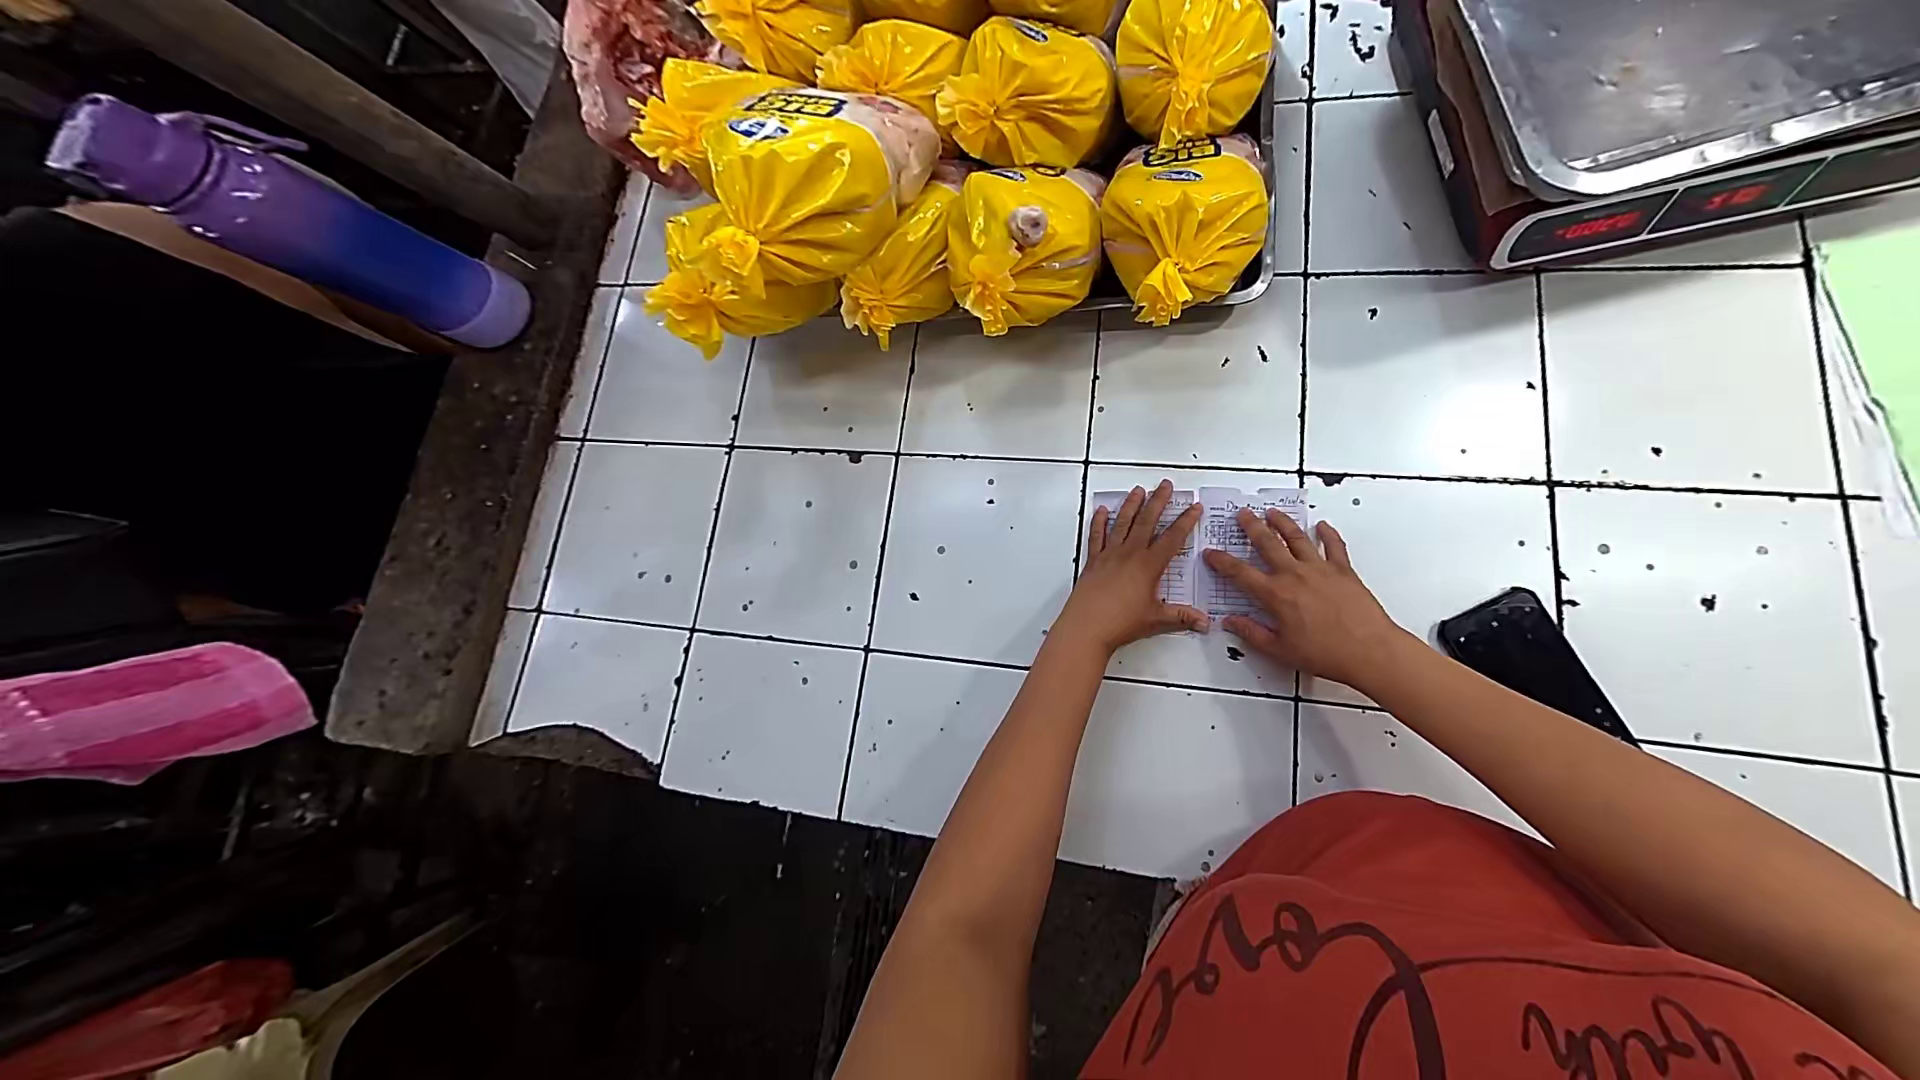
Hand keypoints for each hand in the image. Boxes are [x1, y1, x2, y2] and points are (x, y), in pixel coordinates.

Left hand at [1053, 481, 1208, 653]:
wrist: (1087, 626)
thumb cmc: (1118, 623)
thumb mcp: (1156, 620)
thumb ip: (1181, 617)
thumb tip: (1202, 621)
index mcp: (1148, 566)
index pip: (1172, 538)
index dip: (1185, 521)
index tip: (1194, 508)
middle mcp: (1129, 555)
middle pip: (1147, 521)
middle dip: (1158, 501)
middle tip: (1165, 486)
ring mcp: (1109, 555)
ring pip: (1123, 523)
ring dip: (1131, 505)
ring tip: (1138, 491)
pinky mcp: (1093, 561)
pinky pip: (1097, 536)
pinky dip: (1100, 522)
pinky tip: (1102, 511)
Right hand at [1202, 509, 1416, 690]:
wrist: (1370, 652)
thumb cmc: (1328, 653)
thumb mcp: (1279, 649)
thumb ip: (1252, 633)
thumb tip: (1232, 623)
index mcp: (1275, 595)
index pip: (1239, 573)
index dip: (1221, 561)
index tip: (1212, 554)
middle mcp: (1295, 576)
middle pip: (1267, 544)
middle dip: (1251, 527)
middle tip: (1243, 516)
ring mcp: (1320, 570)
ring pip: (1296, 538)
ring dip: (1282, 523)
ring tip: (1273, 514)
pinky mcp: (1343, 571)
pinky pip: (1334, 546)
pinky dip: (1327, 534)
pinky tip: (1323, 526)